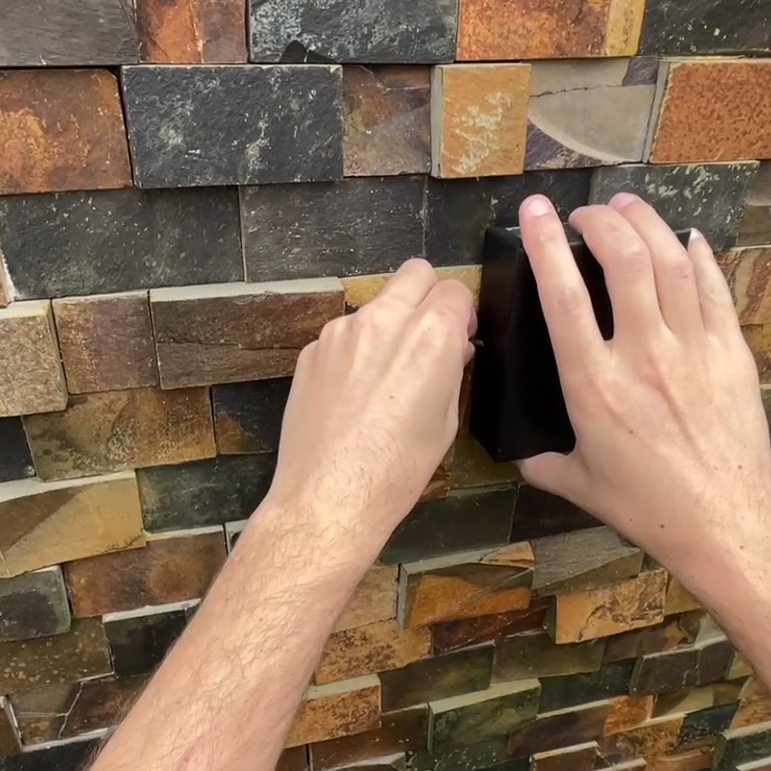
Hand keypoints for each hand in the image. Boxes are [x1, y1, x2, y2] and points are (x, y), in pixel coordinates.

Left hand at [257, 259, 474, 566]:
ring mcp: (340, 332)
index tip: (458, 339)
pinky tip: (350, 394)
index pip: (455, 290)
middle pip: (413, 274)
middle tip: (425, 339)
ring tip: (382, 377)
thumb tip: (452, 349)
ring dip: (387, 325)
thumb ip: (450, 372)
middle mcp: (383, 319)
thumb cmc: (398, 470)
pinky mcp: (310, 350)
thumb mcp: (445, 423)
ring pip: (374, 305)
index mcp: (430, 335)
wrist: (328, 497)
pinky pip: (343, 335)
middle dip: (427, 297)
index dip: (461, 314)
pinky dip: (354, 351)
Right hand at [515, 193, 770, 590]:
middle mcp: (642, 354)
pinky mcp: (730, 352)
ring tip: (629, 207)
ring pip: (672, 261)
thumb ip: (540, 461)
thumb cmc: (643, 504)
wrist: (721, 520)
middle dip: (602, 221)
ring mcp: (692, 348)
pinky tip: (688, 238)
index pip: (564, 297)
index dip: (546, 245)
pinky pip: (714, 288)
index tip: (536, 212)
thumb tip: (520, 453)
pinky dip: (699, 255)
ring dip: (648, 223)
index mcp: (593, 384)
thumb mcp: (577, 483)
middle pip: (624, 260)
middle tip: (587, 213)